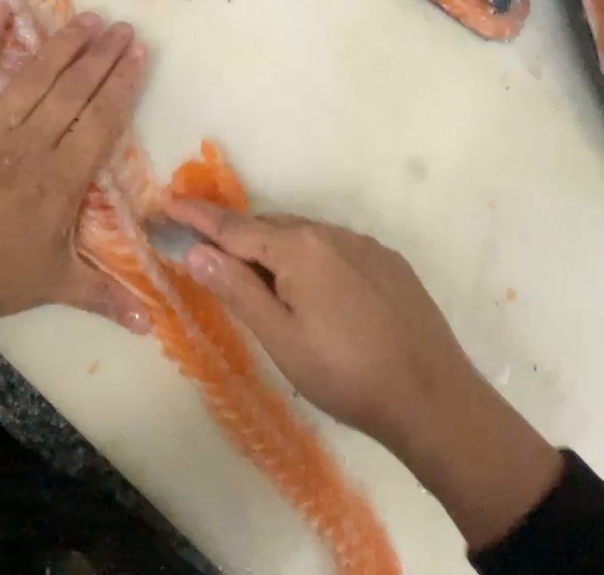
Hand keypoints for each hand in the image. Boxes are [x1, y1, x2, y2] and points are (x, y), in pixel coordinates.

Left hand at [0, 8, 150, 386]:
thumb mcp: (53, 286)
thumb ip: (106, 294)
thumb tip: (155, 324)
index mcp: (61, 179)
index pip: (101, 121)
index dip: (121, 84)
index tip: (137, 53)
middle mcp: (31, 144)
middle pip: (74, 91)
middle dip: (101, 56)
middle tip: (122, 26)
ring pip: (34, 77)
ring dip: (62, 45)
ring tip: (86, 17)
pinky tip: (0, 11)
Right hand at [170, 201, 562, 550]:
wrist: (435, 400)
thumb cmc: (346, 375)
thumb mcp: (281, 338)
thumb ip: (237, 289)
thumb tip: (195, 251)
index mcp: (300, 248)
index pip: (235, 227)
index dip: (198, 217)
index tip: (168, 202)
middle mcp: (332, 234)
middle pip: (270, 228)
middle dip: (236, 239)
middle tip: (210, 261)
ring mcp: (365, 246)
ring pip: (304, 236)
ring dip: (274, 251)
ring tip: (263, 287)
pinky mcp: (389, 263)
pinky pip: (334, 248)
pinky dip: (309, 259)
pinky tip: (315, 294)